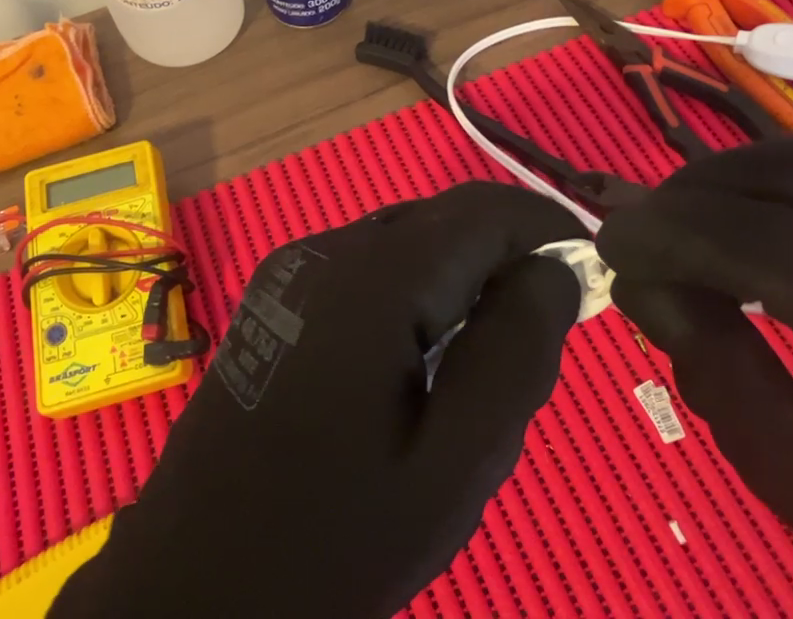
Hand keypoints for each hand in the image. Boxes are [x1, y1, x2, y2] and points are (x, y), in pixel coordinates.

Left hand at [53, 182, 585, 618]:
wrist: (197, 585)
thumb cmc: (336, 537)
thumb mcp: (455, 461)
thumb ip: (517, 351)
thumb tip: (556, 267)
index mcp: (371, 278)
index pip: (485, 211)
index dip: (549, 228)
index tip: (595, 274)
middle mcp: (325, 250)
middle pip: (443, 219)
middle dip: (507, 256)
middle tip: (542, 333)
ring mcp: (291, 271)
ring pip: (407, 241)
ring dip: (461, 276)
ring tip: (482, 357)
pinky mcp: (276, 299)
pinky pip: (368, 269)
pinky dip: (416, 292)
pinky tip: (417, 362)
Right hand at [596, 140, 792, 618]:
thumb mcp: (787, 469)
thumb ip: (709, 363)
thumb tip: (641, 279)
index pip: (777, 247)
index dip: (682, 232)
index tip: (614, 241)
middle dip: (704, 190)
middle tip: (640, 222)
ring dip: (740, 175)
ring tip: (679, 211)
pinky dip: (780, 188)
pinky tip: (740, 218)